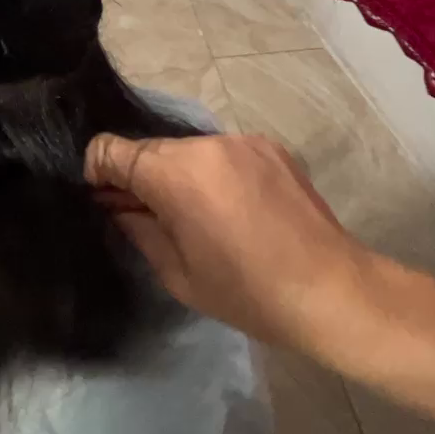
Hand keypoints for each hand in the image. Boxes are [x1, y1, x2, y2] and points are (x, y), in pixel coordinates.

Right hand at [84, 132, 376, 352]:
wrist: (336, 293)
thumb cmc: (248, 292)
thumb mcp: (177, 273)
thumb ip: (137, 229)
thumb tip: (118, 206)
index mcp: (173, 172)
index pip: (109, 148)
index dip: (98, 172)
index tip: (107, 198)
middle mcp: (201, 144)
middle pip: (149, 149)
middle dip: (142, 177)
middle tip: (155, 215)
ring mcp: (238, 140)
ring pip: (187, 150)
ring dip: (181, 174)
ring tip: (203, 214)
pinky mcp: (268, 145)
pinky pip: (222, 153)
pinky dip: (216, 172)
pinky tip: (237, 207)